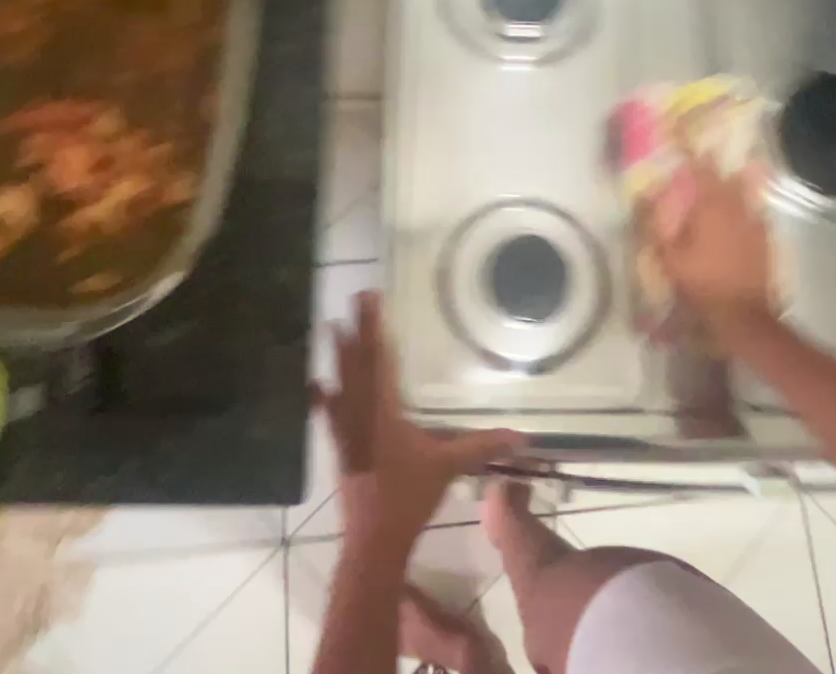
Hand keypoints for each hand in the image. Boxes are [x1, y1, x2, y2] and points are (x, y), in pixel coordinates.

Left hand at [314, 291, 524, 557]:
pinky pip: (328, 414)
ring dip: (336, 355)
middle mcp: (361, 412)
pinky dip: (322, 398)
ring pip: (340, 383)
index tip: (372, 299)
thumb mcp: (449, 466)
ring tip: (330, 326)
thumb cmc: (410, 496)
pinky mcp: (339, 447)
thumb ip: (482, 445)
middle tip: (354, 298)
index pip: (379, 359)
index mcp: (386, 410)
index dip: (374, 327)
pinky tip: (313, 385)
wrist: (374, 537)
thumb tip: (523, 435)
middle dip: (356, 330)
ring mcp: (346, 429)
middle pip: (356, 363)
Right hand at [644, 159, 786, 340]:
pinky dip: (744, 207)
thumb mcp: (668, 257)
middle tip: (702, 159)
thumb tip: (644, 195)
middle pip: (728, 175)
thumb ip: (655, 224)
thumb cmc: (702, 284)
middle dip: (714, 165)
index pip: (701, 169)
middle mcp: (738, 208)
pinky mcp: (767, 240)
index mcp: (712, 207)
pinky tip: (737, 216)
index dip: (691, 150)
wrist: (744, 315)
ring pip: (745, 192)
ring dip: (733, 183)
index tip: (681, 134)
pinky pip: (755, 213)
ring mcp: (757, 223)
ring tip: (721, 181)